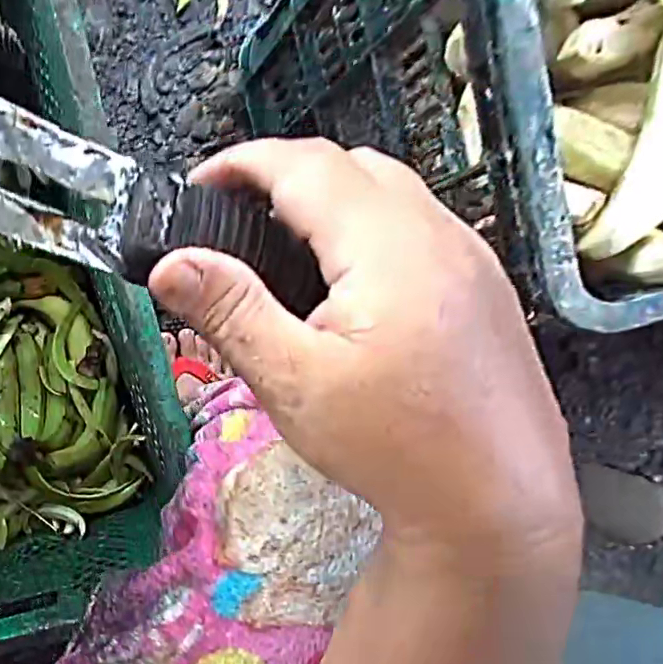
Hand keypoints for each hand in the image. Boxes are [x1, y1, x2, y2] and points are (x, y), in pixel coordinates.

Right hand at [148, 139, 579, 554]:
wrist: (493, 502)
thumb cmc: (388, 441)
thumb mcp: (290, 378)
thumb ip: (230, 310)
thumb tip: (169, 263)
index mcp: (387, 246)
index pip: (307, 165)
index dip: (243, 161)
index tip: (196, 184)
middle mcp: (438, 234)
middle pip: (351, 165)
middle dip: (280, 175)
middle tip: (227, 218)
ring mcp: (468, 260)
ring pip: (388, 192)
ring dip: (323, 198)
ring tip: (272, 248)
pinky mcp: (477, 290)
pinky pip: (411, 228)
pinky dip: (359, 228)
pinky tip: (336, 285)